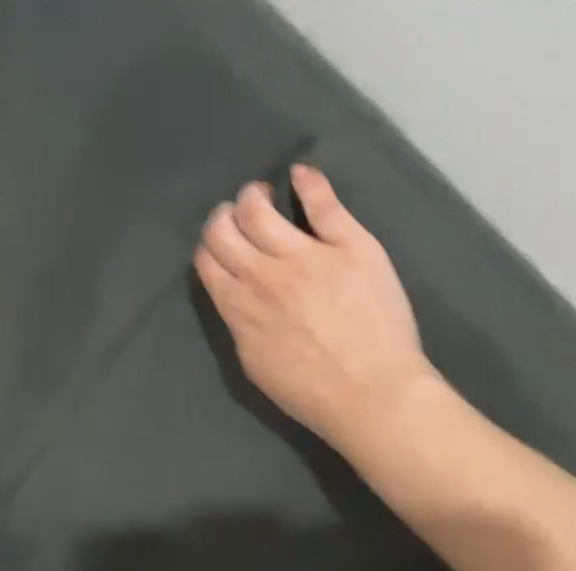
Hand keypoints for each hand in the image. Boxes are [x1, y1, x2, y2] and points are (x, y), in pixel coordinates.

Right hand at [195, 165, 442, 453]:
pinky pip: (324, 204)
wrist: (368, 391)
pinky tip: (300, 174)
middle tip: (234, 212)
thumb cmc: (305, 389)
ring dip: (253, 196)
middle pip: (226, 230)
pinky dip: (309, 182)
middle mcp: (263, 275)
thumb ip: (238, 322)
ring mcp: (307, 256)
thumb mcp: (252, 362)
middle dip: (223, 216)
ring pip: (262, 211)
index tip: (217, 242)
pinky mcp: (350, 245)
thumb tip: (235, 297)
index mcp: (236, 307)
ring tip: (260, 193)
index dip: (208, 245)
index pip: (207, 260)